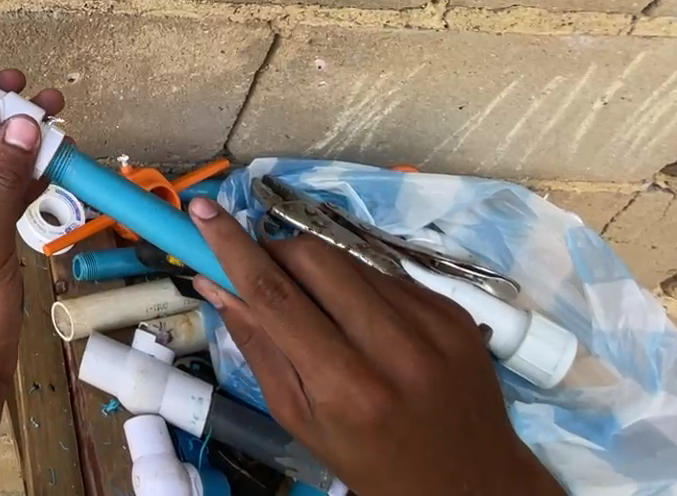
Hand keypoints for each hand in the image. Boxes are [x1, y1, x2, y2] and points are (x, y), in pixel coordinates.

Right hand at [186, 198, 563, 495]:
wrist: (475, 486)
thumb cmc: (367, 457)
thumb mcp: (296, 414)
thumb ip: (254, 341)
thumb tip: (211, 280)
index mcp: (346, 387)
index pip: (274, 294)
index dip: (232, 246)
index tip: (201, 209)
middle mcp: (394, 351)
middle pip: (312, 258)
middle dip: (275, 253)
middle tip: (263, 270)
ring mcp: (434, 327)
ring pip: (345, 258)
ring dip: (315, 268)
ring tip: (321, 307)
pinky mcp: (455, 312)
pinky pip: (382, 272)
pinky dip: (355, 283)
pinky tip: (363, 320)